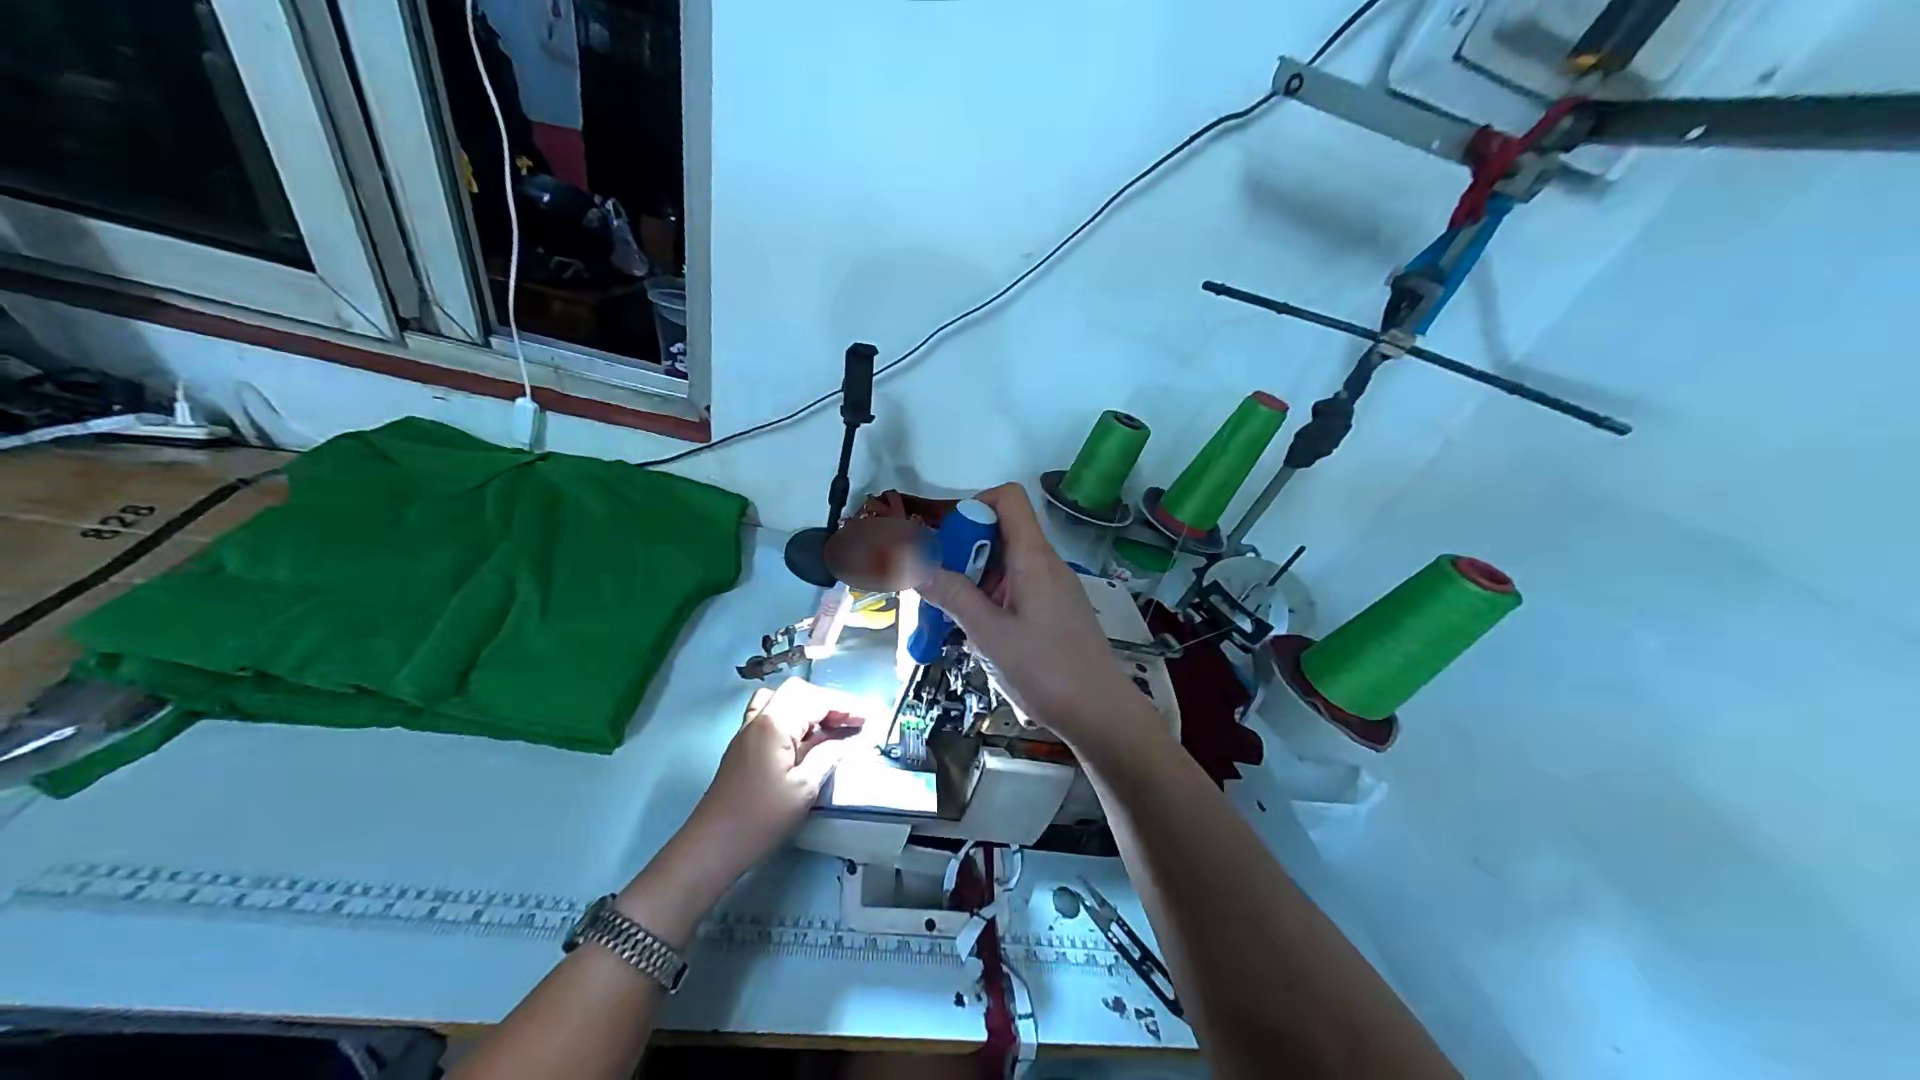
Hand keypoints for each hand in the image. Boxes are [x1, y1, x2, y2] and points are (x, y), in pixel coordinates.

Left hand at [683, 677, 868, 877]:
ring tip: (830, 728)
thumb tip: (846, 740)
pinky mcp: (743, 748)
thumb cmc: (760, 818)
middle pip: (798, 693)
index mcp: (774, 723)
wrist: (711, 846)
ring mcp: (747, 732)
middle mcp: (758, 718)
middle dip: (828, 703)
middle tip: (852, 722)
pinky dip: (794, 720)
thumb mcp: (804, 788)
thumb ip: (828, 756)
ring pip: (782, 702)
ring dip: (809, 708)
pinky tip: (805, 741)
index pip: (815, 699)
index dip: (845, 706)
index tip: (868, 719)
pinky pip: (771, 717)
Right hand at [917, 483, 1150, 745]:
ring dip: (974, 581)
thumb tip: (916, 566)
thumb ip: (953, 596)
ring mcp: (1053, 588)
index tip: (947, 543)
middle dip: (964, 552)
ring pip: (1006, 564)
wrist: (1100, 713)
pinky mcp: (1055, 610)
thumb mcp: (990, 634)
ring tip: (952, 617)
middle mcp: (1046, 563)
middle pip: (1001, 531)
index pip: (1008, 498)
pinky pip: (1017, 588)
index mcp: (1033, 557)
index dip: (973, 506)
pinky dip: (992, 599)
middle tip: (939, 588)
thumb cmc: (1046, 671)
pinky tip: (980, 634)